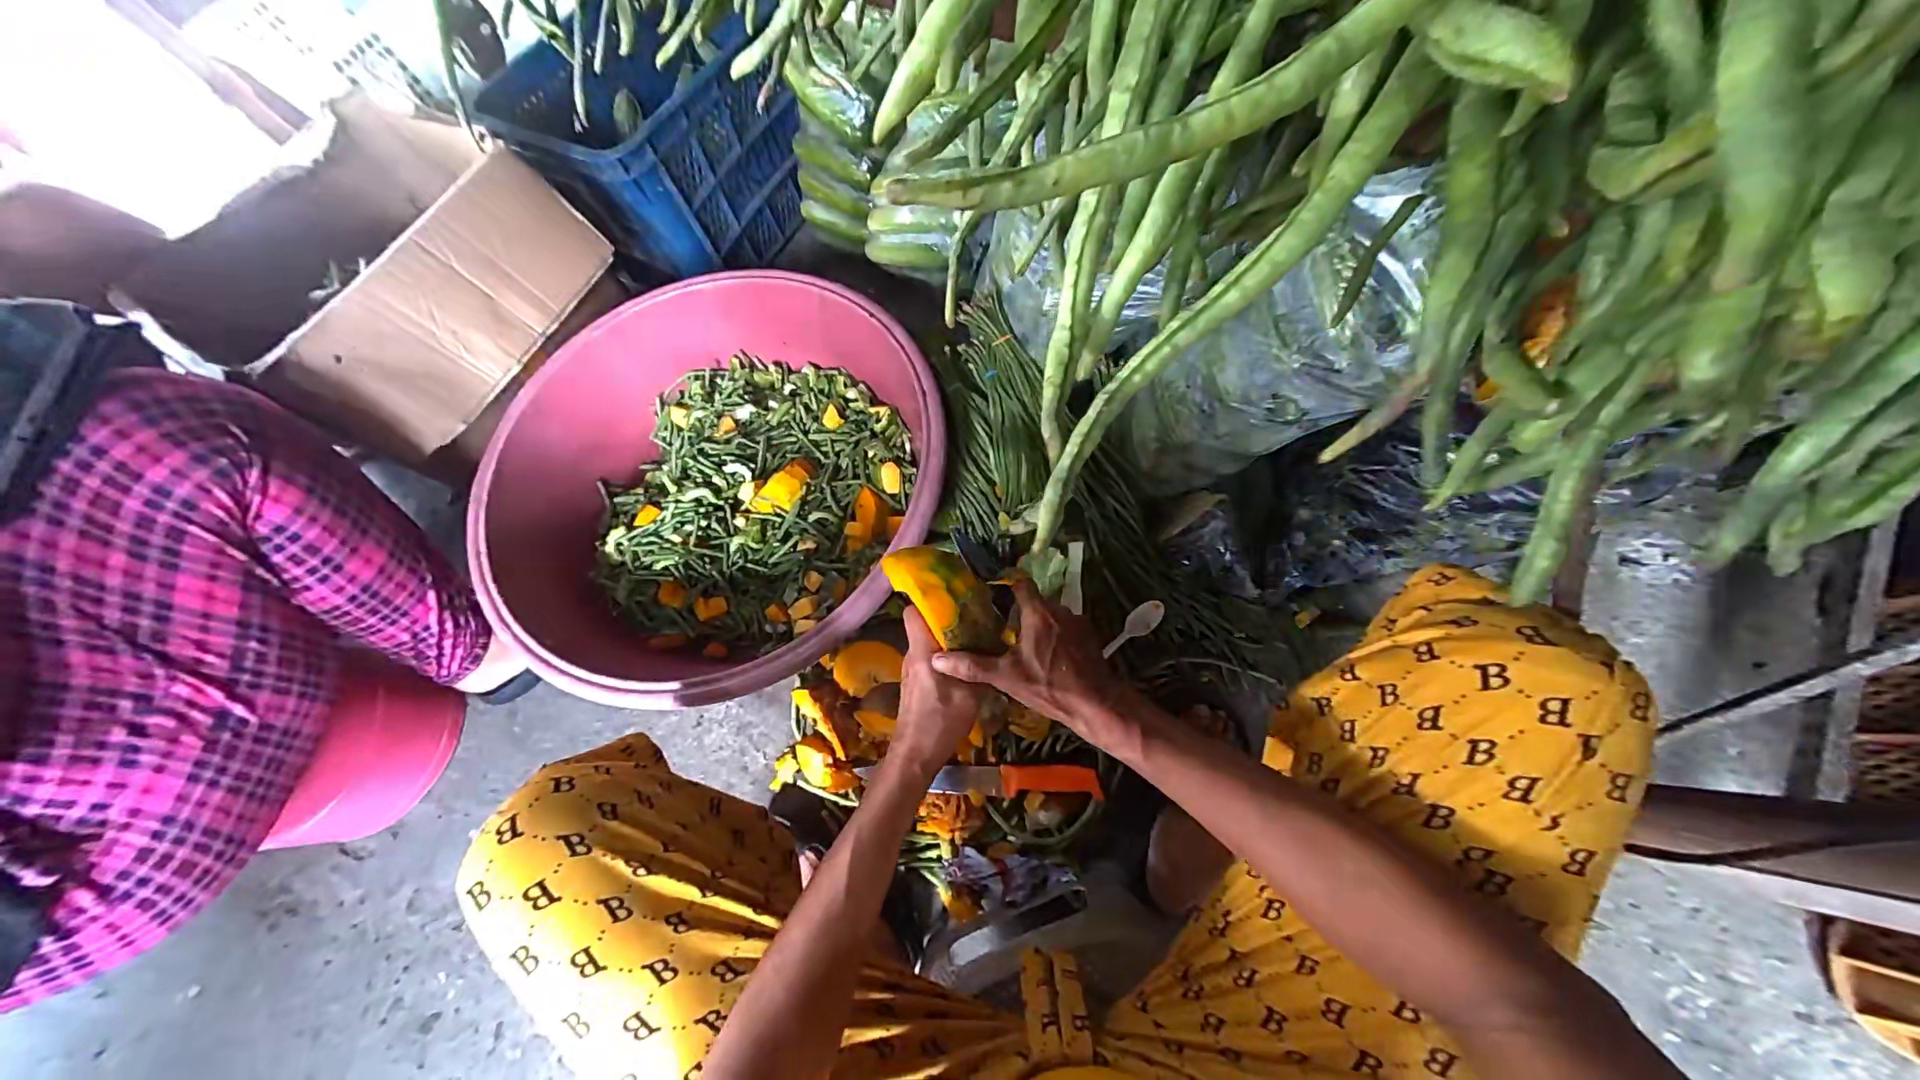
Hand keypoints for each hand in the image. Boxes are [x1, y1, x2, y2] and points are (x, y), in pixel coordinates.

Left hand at [889, 608, 985, 774]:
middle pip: (924, 623)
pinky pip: (930, 656)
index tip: (955, 596)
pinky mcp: (916, 681)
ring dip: (947, 636)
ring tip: (975, 635)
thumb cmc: (940, 722)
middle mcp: (913, 654)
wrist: (915, 754)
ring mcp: (912, 668)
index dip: (930, 599)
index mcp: (923, 651)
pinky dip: (945, 654)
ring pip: (928, 640)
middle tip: (974, 614)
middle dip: (946, 616)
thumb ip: (978, 669)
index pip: (913, 611)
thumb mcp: (970, 695)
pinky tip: (966, 661)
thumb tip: (994, 647)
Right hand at [930, 580, 1133, 737]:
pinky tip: (1046, 655)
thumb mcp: (1007, 678)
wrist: (1096, 704)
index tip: (990, 591)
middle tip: (1000, 625)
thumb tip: (938, 659)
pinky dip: (1055, 636)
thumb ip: (973, 666)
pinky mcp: (1089, 637)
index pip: (1021, 584)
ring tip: (1021, 642)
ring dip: (1038, 625)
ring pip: (1051, 616)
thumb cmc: (1049, 687)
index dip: (1006, 584)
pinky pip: (1066, 628)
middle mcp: (1060, 610)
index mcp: (1038, 614)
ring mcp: (1078, 623)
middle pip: (1035, 601)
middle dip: (1019, 611)